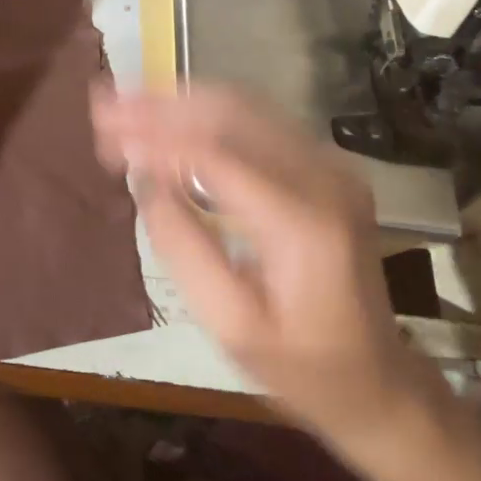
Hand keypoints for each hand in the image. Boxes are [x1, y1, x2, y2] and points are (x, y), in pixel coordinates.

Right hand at [90, 85, 421, 433]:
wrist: (376, 378)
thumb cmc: (298, 365)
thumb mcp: (230, 325)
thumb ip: (182, 248)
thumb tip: (144, 179)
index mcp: (302, 222)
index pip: (214, 154)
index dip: (155, 136)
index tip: (103, 132)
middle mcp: (324, 177)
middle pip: (229, 114)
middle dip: (159, 104)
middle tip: (104, 107)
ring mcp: (331, 166)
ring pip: (242, 106)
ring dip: (179, 103)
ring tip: (124, 106)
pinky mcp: (326, 166)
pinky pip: (257, 120)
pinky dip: (205, 114)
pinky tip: (168, 119)